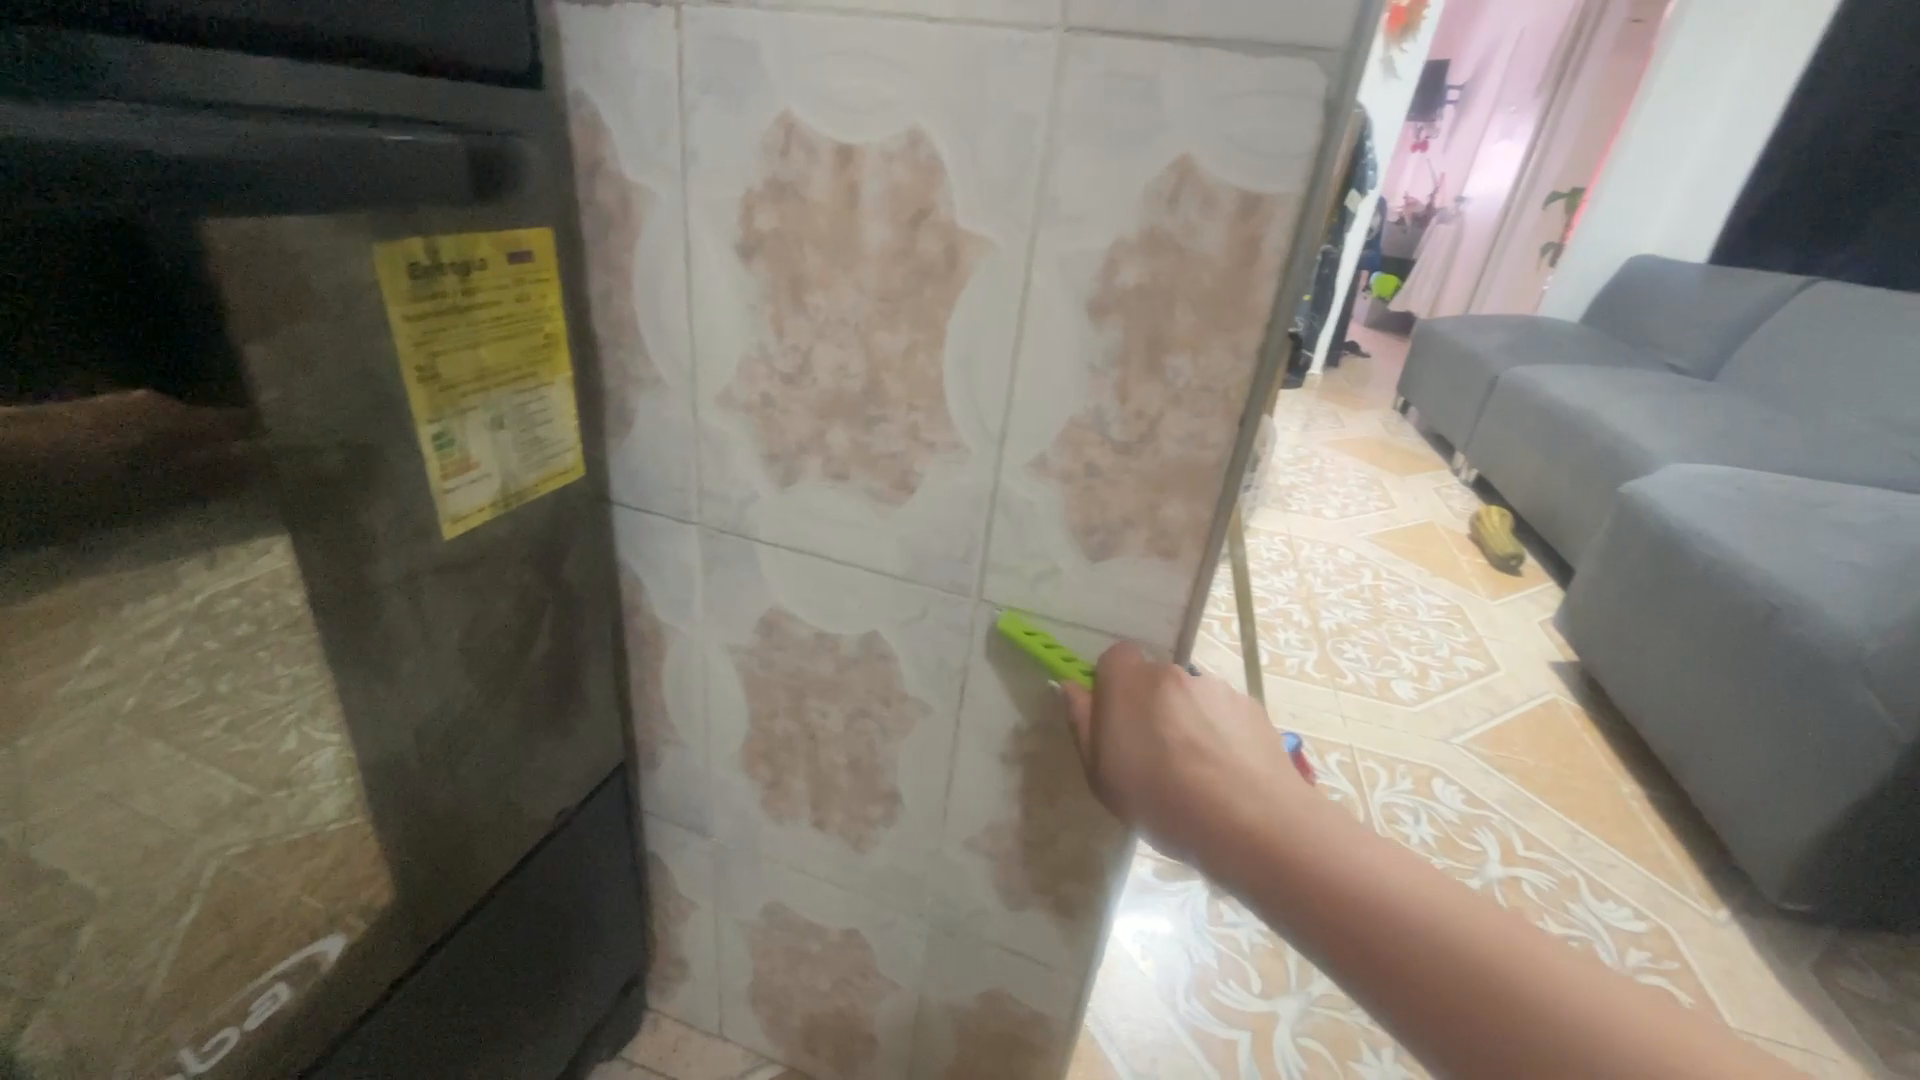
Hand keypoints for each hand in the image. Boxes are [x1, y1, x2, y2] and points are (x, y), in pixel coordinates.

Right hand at [1058, 642, 1310, 865]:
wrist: (1250, 821)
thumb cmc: (1160, 801)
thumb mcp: (1100, 774)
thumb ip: (1082, 723)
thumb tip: (1072, 687)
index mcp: (1129, 682)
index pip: (1115, 657)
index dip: (1113, 685)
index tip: (1116, 721)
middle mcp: (1172, 673)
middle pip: (1155, 679)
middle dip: (1152, 706)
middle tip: (1155, 754)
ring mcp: (1216, 687)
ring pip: (1192, 697)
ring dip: (1188, 720)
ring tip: (1197, 771)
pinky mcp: (1251, 707)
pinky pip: (1224, 714)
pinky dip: (1221, 734)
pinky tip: (1227, 773)